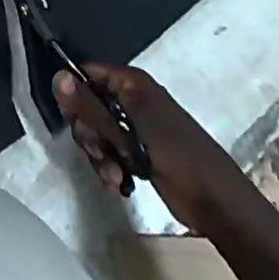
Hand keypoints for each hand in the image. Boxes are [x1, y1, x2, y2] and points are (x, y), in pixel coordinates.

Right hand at [55, 63, 243, 229]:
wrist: (220, 206)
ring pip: (97, 133)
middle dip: (90, 135)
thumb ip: (91, 108)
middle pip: (88, 106)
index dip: (74, 92)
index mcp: (133, 85)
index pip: (87, 73)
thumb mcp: (130, 134)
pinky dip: (110, 168)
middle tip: (100, 153)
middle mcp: (131, 100)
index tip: (71, 117)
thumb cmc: (179, 160)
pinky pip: (109, 152)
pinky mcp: (137, 152)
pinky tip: (122, 184)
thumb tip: (57, 77)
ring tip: (115, 177)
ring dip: (100, 157)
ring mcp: (135, 127)